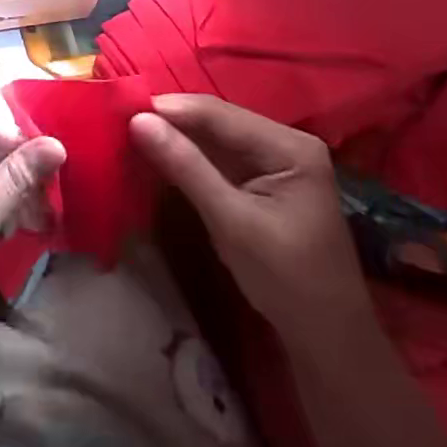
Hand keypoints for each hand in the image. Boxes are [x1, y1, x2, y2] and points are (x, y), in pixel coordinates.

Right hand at [130, 93, 371, 344]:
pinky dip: (187, 156)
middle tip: (118, 122)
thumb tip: (138, 120)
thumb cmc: (288, 280)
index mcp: (289, 146)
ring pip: (212, 136)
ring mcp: (273, 158)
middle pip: (215, 120)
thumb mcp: (232, 222)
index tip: (119, 111)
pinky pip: (216, 155)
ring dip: (174, 136)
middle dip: (168, 120)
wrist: (328, 337)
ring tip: (128, 134)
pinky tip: (157, 154)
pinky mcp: (260, 177)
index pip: (218, 113)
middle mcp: (284, 141)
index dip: (168, 109)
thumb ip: (186, 167)